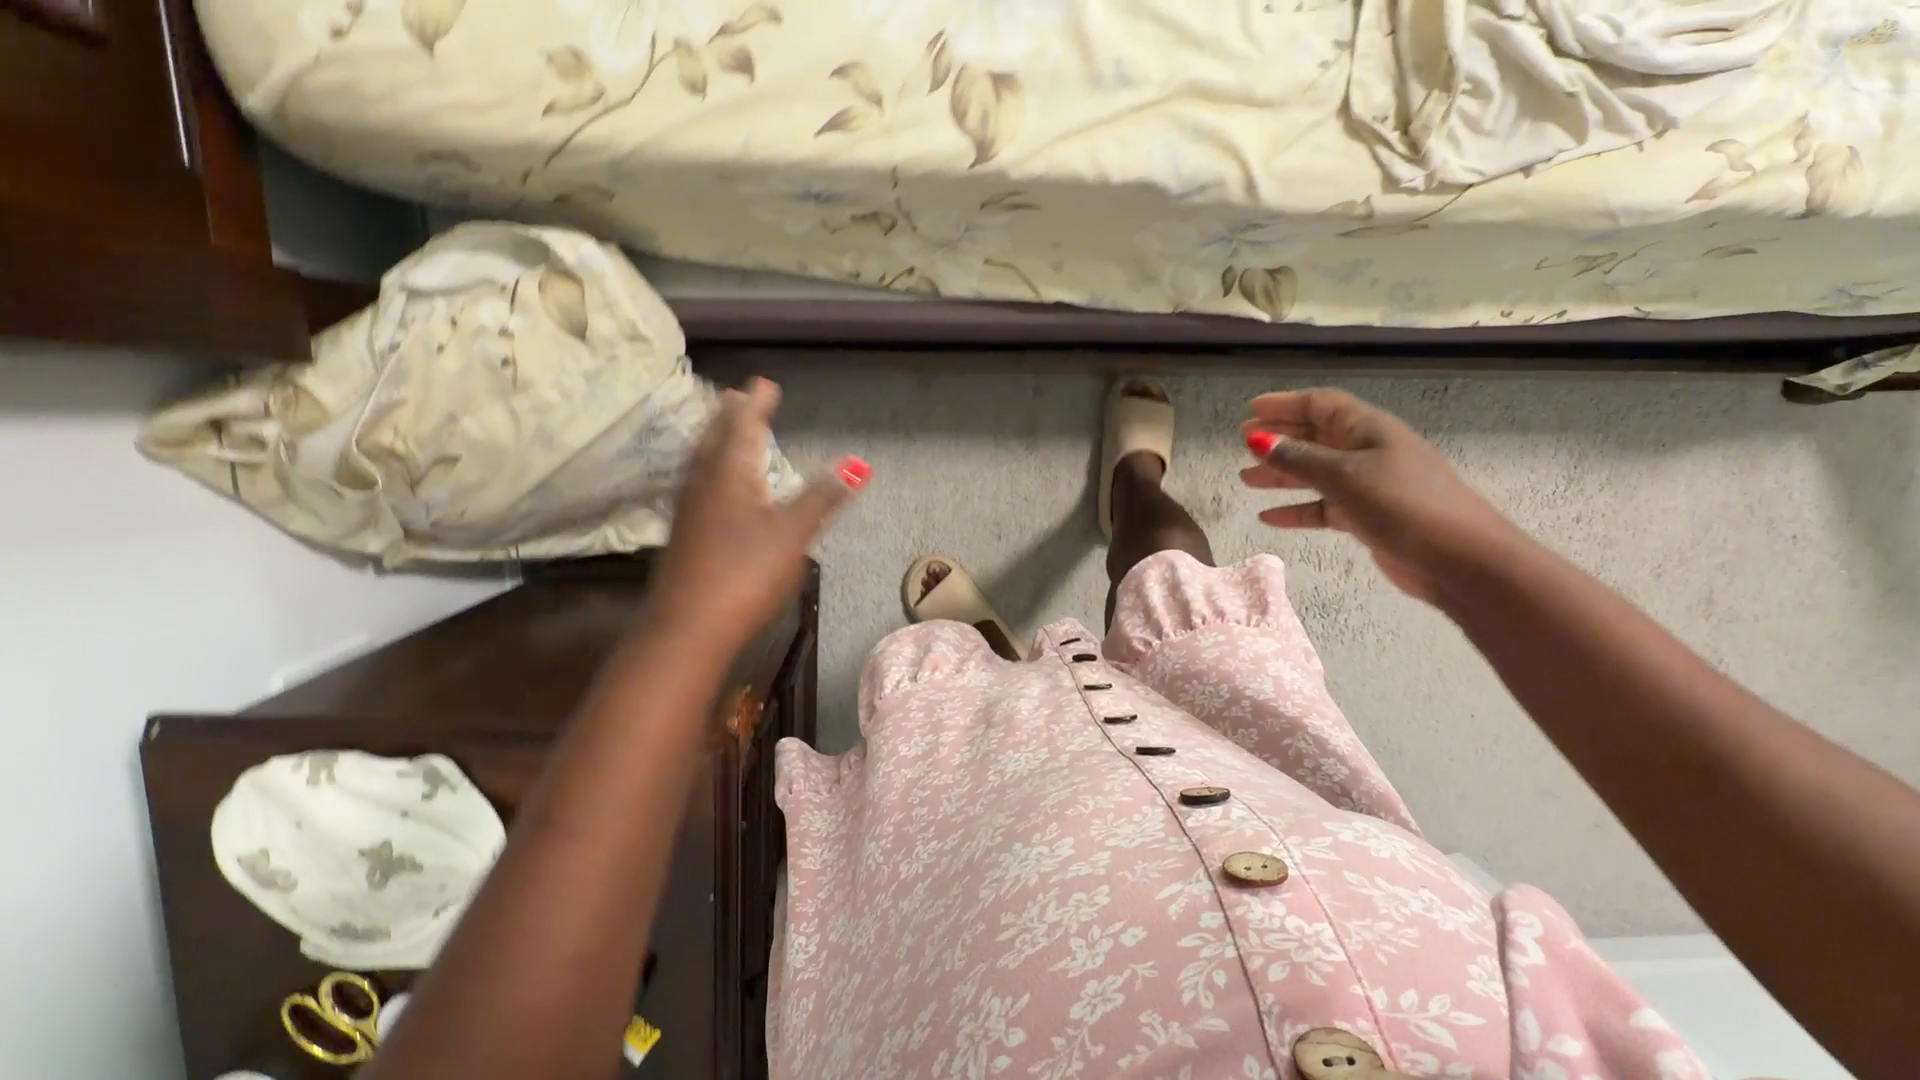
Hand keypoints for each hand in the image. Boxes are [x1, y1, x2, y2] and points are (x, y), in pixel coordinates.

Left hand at [652, 377, 864, 650]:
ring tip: (719, 429)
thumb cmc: (745, 573)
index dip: (756, 404)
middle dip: (728, 415)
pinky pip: (695, 484)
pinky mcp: (683, 535)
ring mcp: (688, 510)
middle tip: (735, 396)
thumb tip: (857, 463)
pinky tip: (709, 487)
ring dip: (712, 439)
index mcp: (731, 473)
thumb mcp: (794, 534)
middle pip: (714, 438)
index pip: (744, 427)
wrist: (689, 627)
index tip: (763, 382)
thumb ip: (823, 497)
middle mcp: (704, 483)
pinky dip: (706, 468)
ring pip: (699, 461)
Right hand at [1240, 389, 1517, 603]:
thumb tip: (1257, 438)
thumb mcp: (1345, 476)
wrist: (1458, 557)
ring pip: (1316, 473)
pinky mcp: (1368, 517)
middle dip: (1279, 438)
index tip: (1251, 409)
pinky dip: (1298, 509)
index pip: (1320, 405)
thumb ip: (1298, 458)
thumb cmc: (1403, 504)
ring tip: (1247, 479)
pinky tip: (1269, 518)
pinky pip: (1324, 507)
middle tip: (1241, 443)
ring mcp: (1369, 485)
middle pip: (1315, 437)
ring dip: (1282, 474)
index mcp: (1367, 429)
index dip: (1285, 404)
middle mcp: (1367, 451)